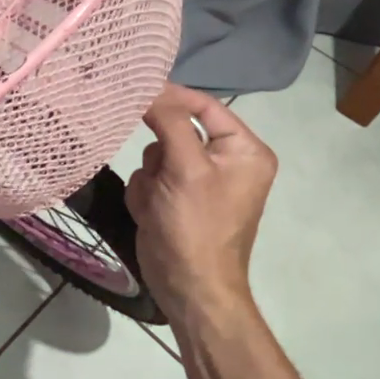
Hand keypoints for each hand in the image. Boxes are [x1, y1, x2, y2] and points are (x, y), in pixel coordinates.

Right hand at [125, 84, 276, 319]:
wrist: (189, 289)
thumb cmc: (196, 226)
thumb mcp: (186, 168)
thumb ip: (169, 121)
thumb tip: (150, 89)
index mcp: (244, 150)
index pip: (205, 105)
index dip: (171, 97)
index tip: (135, 90)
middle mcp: (225, 161)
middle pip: (175, 130)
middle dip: (159, 156)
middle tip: (162, 178)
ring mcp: (199, 181)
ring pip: (155, 155)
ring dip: (149, 179)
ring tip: (159, 205)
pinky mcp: (177, 199)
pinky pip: (149, 178)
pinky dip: (145, 195)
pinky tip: (153, 216)